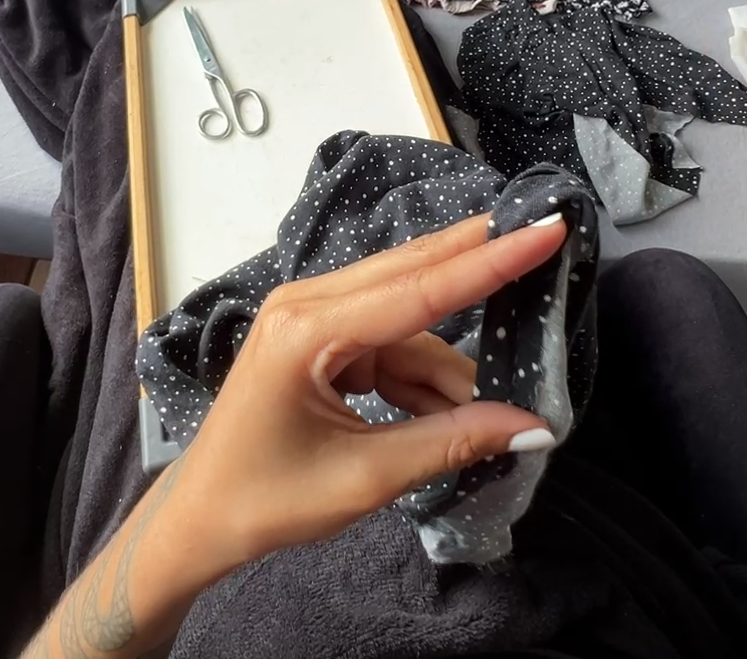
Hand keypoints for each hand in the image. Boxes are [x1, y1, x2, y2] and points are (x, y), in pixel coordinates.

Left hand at [164, 214, 563, 578]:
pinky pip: (391, 344)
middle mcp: (310, 302)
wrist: (199, 517)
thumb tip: (535, 427)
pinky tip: (453, 411)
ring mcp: (314, 315)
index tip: (544, 229)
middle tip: (547, 238)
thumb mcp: (363, 478)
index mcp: (309, 328)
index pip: (419, 288)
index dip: (489, 261)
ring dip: (450, 364)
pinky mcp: (322, 336)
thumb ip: (450, 442)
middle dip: (480, 262)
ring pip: (408, 320)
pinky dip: (423, 376)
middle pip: (413, 274)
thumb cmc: (265, 500)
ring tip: (497, 406)